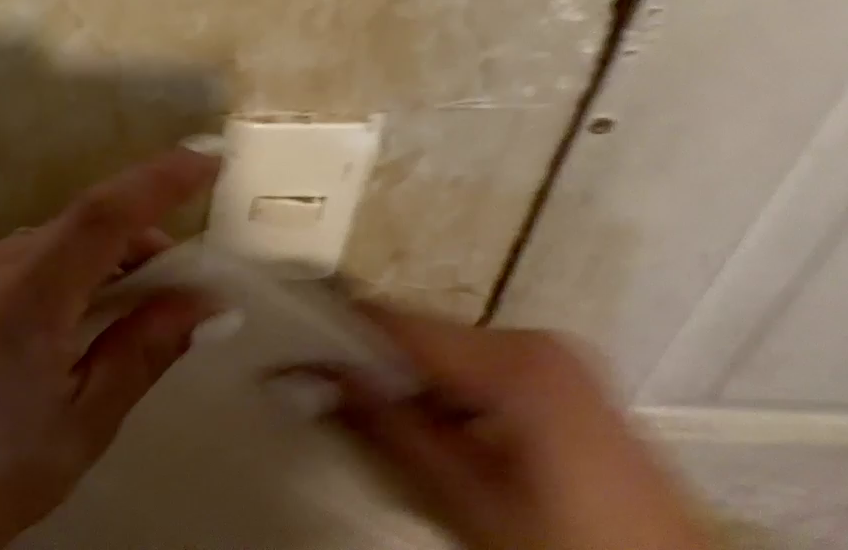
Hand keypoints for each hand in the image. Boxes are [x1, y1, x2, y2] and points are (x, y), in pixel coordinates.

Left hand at [0, 150, 221, 549]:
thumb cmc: (6, 470)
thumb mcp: (89, 417)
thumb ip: (144, 348)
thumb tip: (204, 301)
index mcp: (25, 296)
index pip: (100, 215)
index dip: (156, 181)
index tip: (206, 159)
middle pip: (74, 227)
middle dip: (134, 238)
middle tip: (180, 283)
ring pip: (46, 241)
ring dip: (96, 256)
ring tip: (133, 303)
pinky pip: (17, 259)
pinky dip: (59, 269)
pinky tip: (76, 309)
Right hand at [289, 304, 713, 549]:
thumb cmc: (569, 549)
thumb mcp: (464, 501)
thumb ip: (384, 429)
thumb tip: (314, 375)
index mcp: (515, 358)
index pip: (387, 321)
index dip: (324, 337)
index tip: (278, 356)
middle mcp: (535, 343)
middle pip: (413, 338)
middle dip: (366, 369)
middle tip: (323, 404)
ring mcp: (555, 362)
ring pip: (440, 356)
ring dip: (400, 387)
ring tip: (376, 431)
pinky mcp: (564, 385)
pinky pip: (473, 372)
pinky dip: (440, 397)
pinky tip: (433, 441)